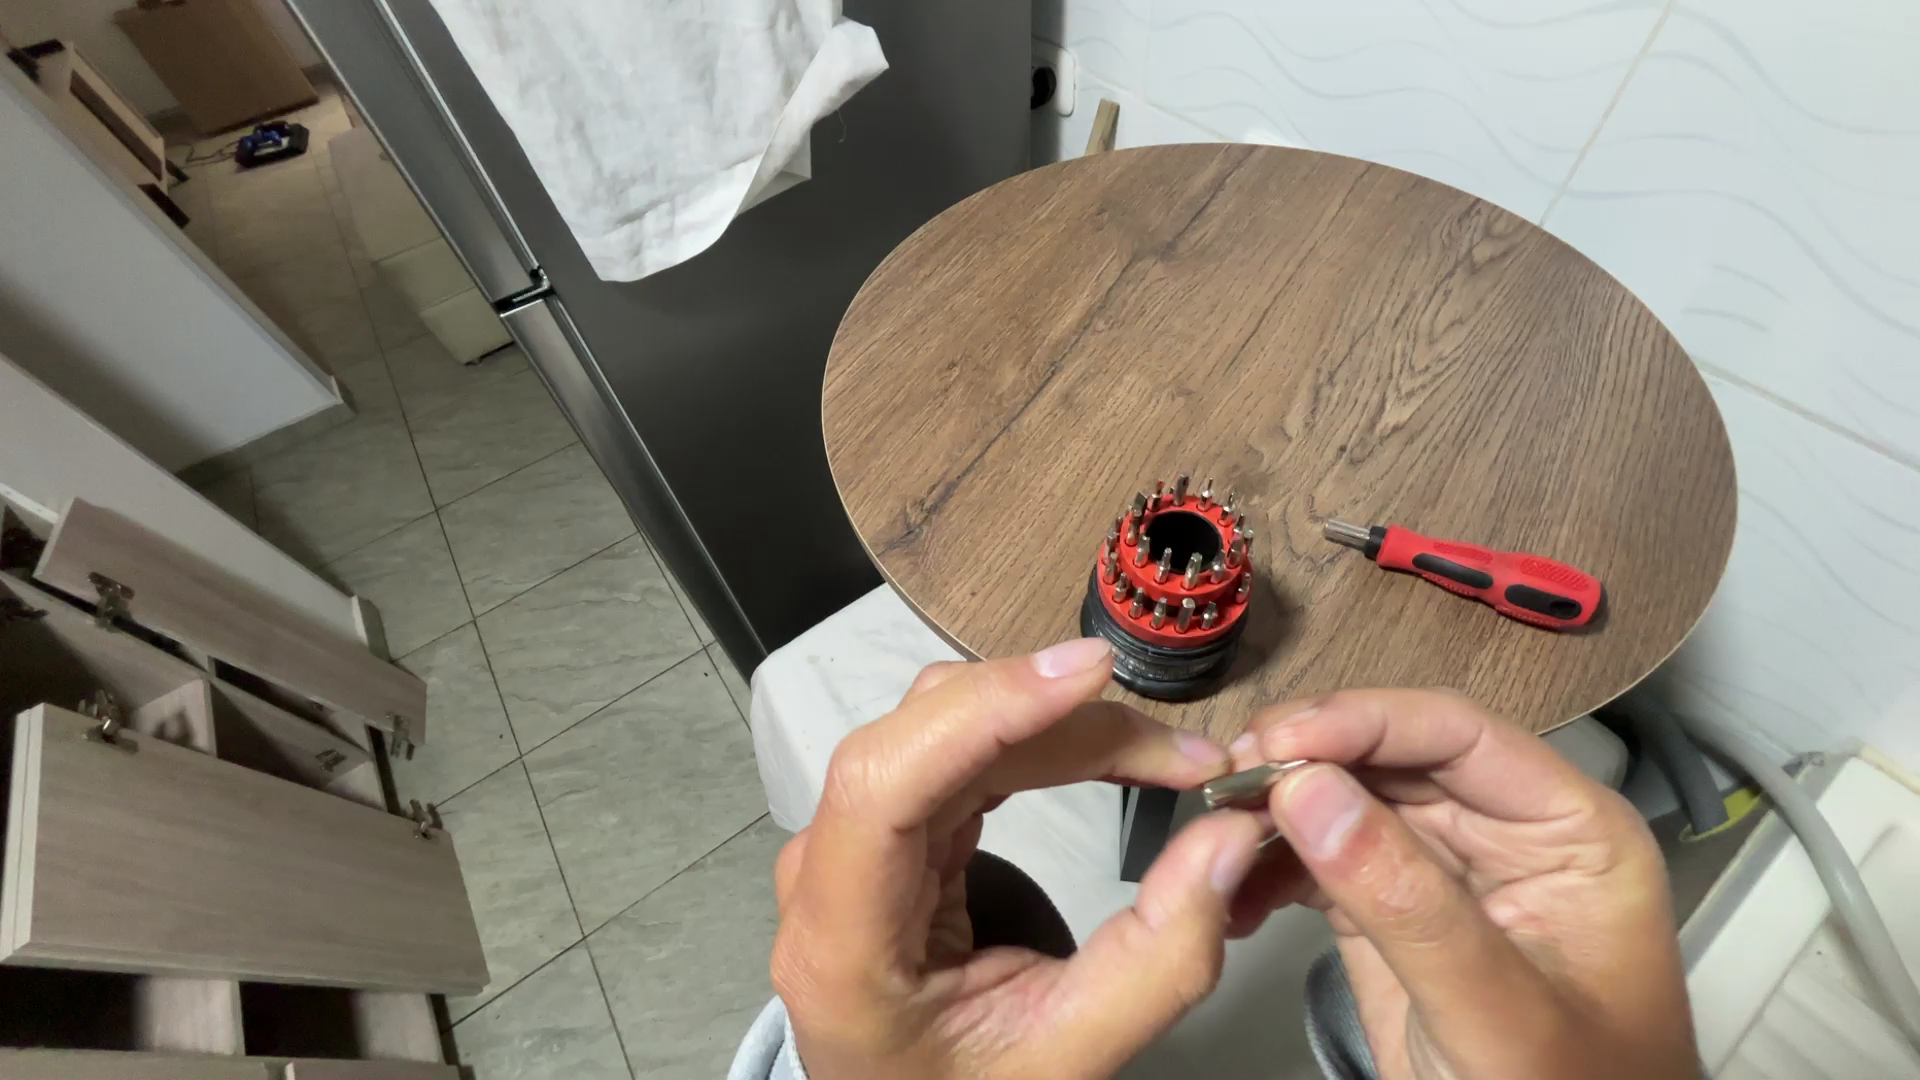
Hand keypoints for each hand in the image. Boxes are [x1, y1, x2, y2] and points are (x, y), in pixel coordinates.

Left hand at [770, 638, 1263, 1078]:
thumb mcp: (1065, 1057)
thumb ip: (1157, 959)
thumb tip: (1229, 834)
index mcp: (840, 935)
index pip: (883, 781)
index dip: (984, 708)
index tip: (1090, 672)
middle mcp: (826, 861)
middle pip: (931, 737)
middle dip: (1061, 723)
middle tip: (1179, 752)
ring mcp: (856, 830)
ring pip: (952, 726)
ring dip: (1059, 726)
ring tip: (1157, 753)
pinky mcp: (894, 817)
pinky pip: (963, 749)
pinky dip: (1038, 739)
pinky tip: (1097, 748)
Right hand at [1228, 690, 1696, 1079]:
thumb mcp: (1496, 1017)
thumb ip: (1406, 903)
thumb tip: (1305, 791)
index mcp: (1562, 831)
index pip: (1456, 734)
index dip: (1362, 720)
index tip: (1277, 739)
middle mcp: (1492, 826)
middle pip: (1381, 751)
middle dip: (1299, 758)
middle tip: (1231, 778)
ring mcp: (1428, 856)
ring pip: (1334, 791)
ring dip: (1270, 805)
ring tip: (1220, 831)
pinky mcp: (1373, 890)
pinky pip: (1308, 847)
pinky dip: (1262, 862)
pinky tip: (1233, 890)